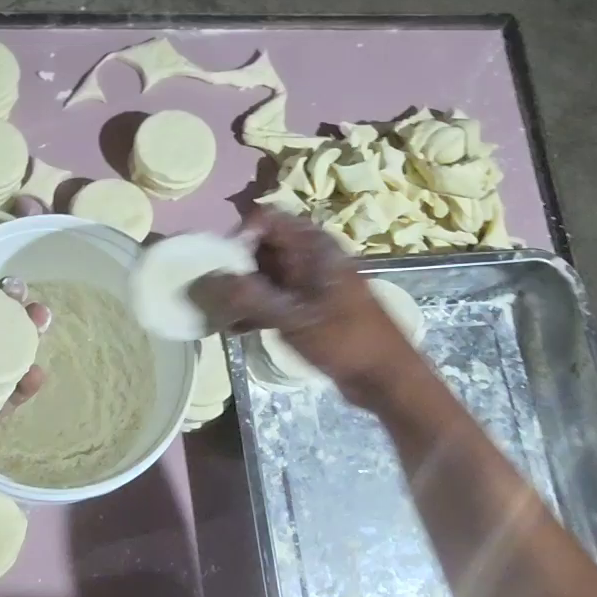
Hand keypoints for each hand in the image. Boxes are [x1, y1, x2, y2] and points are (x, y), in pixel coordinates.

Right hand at [190, 211, 418, 401]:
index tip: (223, 266)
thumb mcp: (292, 318)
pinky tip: (239, 331)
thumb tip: (209, 280)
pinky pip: (276, 297)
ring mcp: (311, 281)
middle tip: (217, 296)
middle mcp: (311, 256)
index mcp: (313, 246)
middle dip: (236, 269)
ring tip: (223, 317)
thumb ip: (249, 297)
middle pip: (262, 247)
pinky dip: (257, 309)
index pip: (266, 219)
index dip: (240, 236)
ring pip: (266, 274)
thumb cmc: (344, 340)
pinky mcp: (310, 305)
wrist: (387, 376)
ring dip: (243, 293)